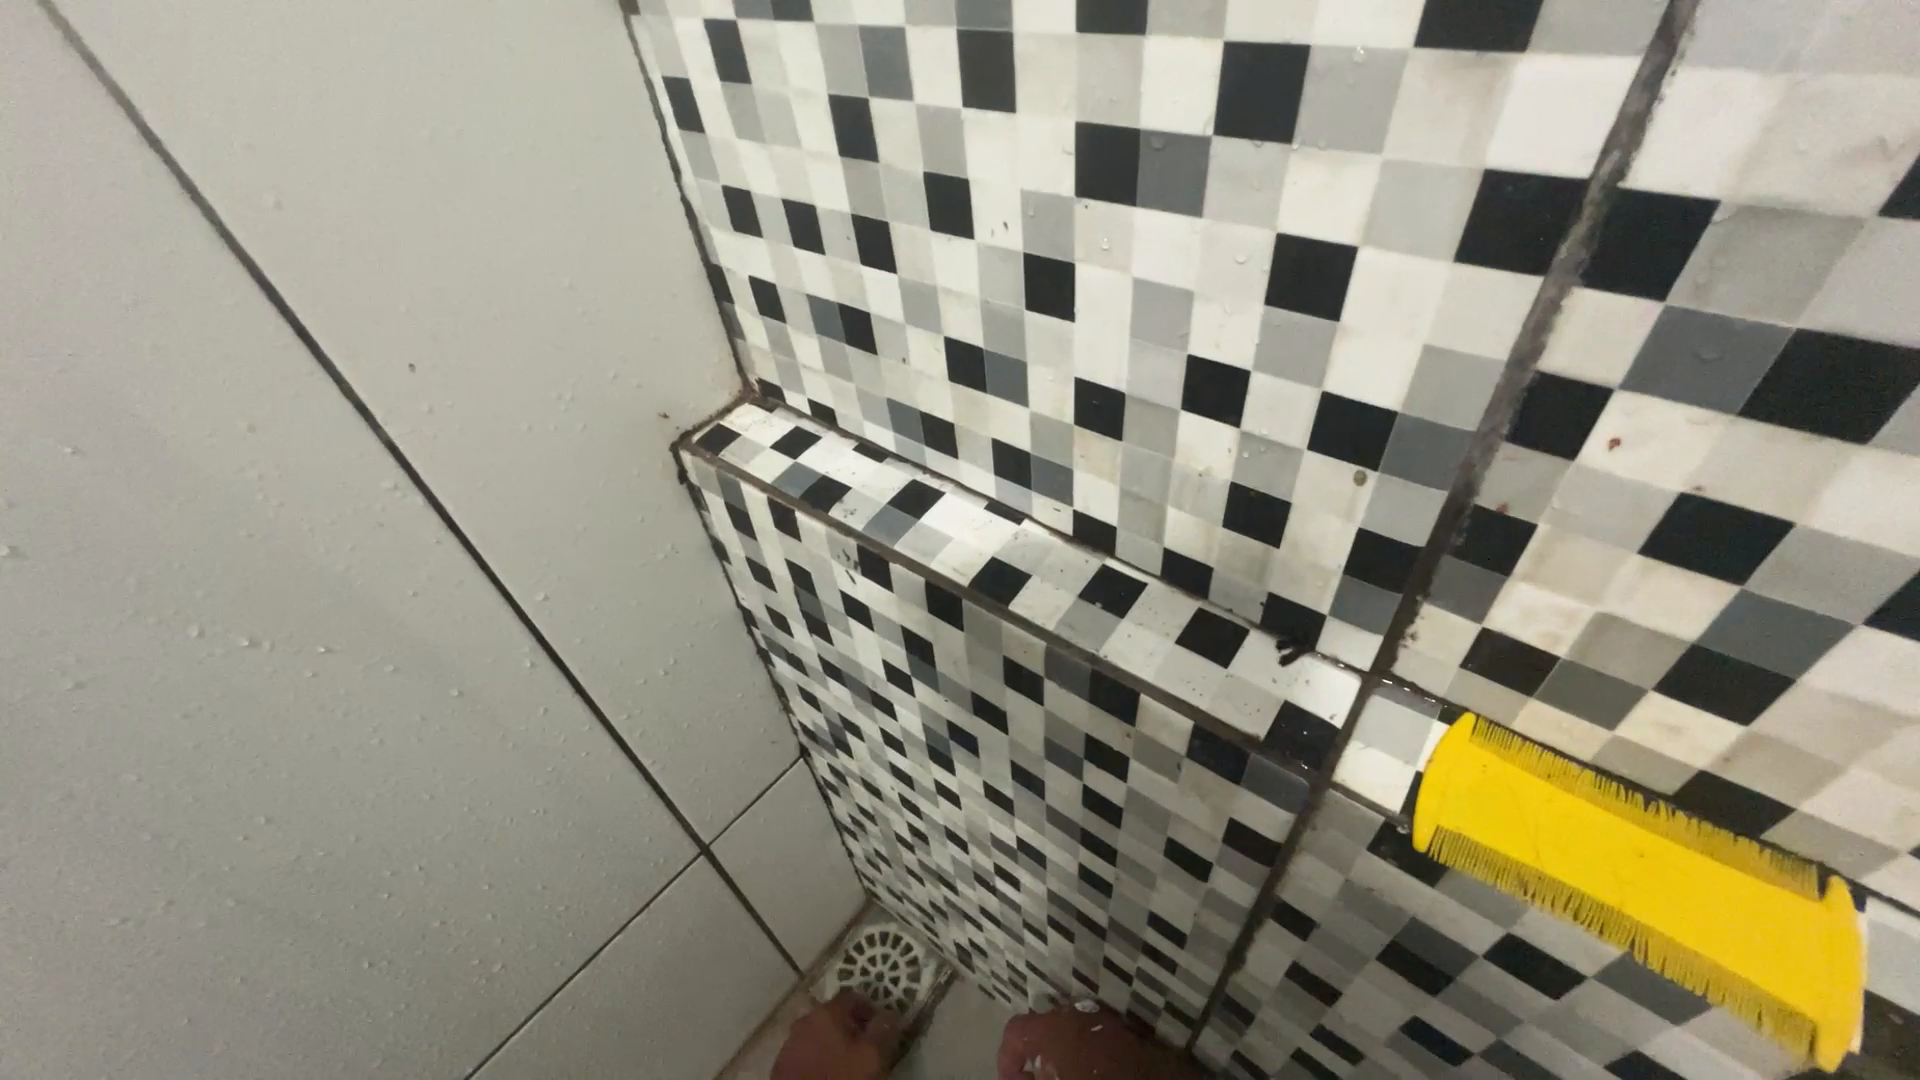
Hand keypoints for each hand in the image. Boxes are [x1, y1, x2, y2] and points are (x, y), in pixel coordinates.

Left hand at [772, 990, 902, 1079]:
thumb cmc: (839, 1077)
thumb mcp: (871, 1056)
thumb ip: (883, 1030)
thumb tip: (891, 1013)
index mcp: (827, 1011)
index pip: (853, 996)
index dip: (870, 1010)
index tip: (880, 1028)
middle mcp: (806, 1019)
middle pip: (834, 1015)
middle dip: (852, 1027)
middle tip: (866, 1048)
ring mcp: (790, 1042)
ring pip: (819, 1034)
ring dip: (834, 1043)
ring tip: (847, 1063)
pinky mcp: (782, 1064)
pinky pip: (807, 1052)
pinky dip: (819, 1057)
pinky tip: (827, 1072)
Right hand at [997, 1004, 1203, 1079]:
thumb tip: (1015, 1079)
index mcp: (1052, 1029)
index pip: (1015, 1030)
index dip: (1007, 1057)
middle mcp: (1073, 1015)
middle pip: (1042, 1027)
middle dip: (1034, 1055)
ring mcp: (1100, 1020)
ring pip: (1068, 1031)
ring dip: (1059, 1054)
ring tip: (1061, 1077)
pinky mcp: (1123, 1033)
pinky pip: (1091, 1037)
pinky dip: (1083, 1053)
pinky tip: (1088, 1073)